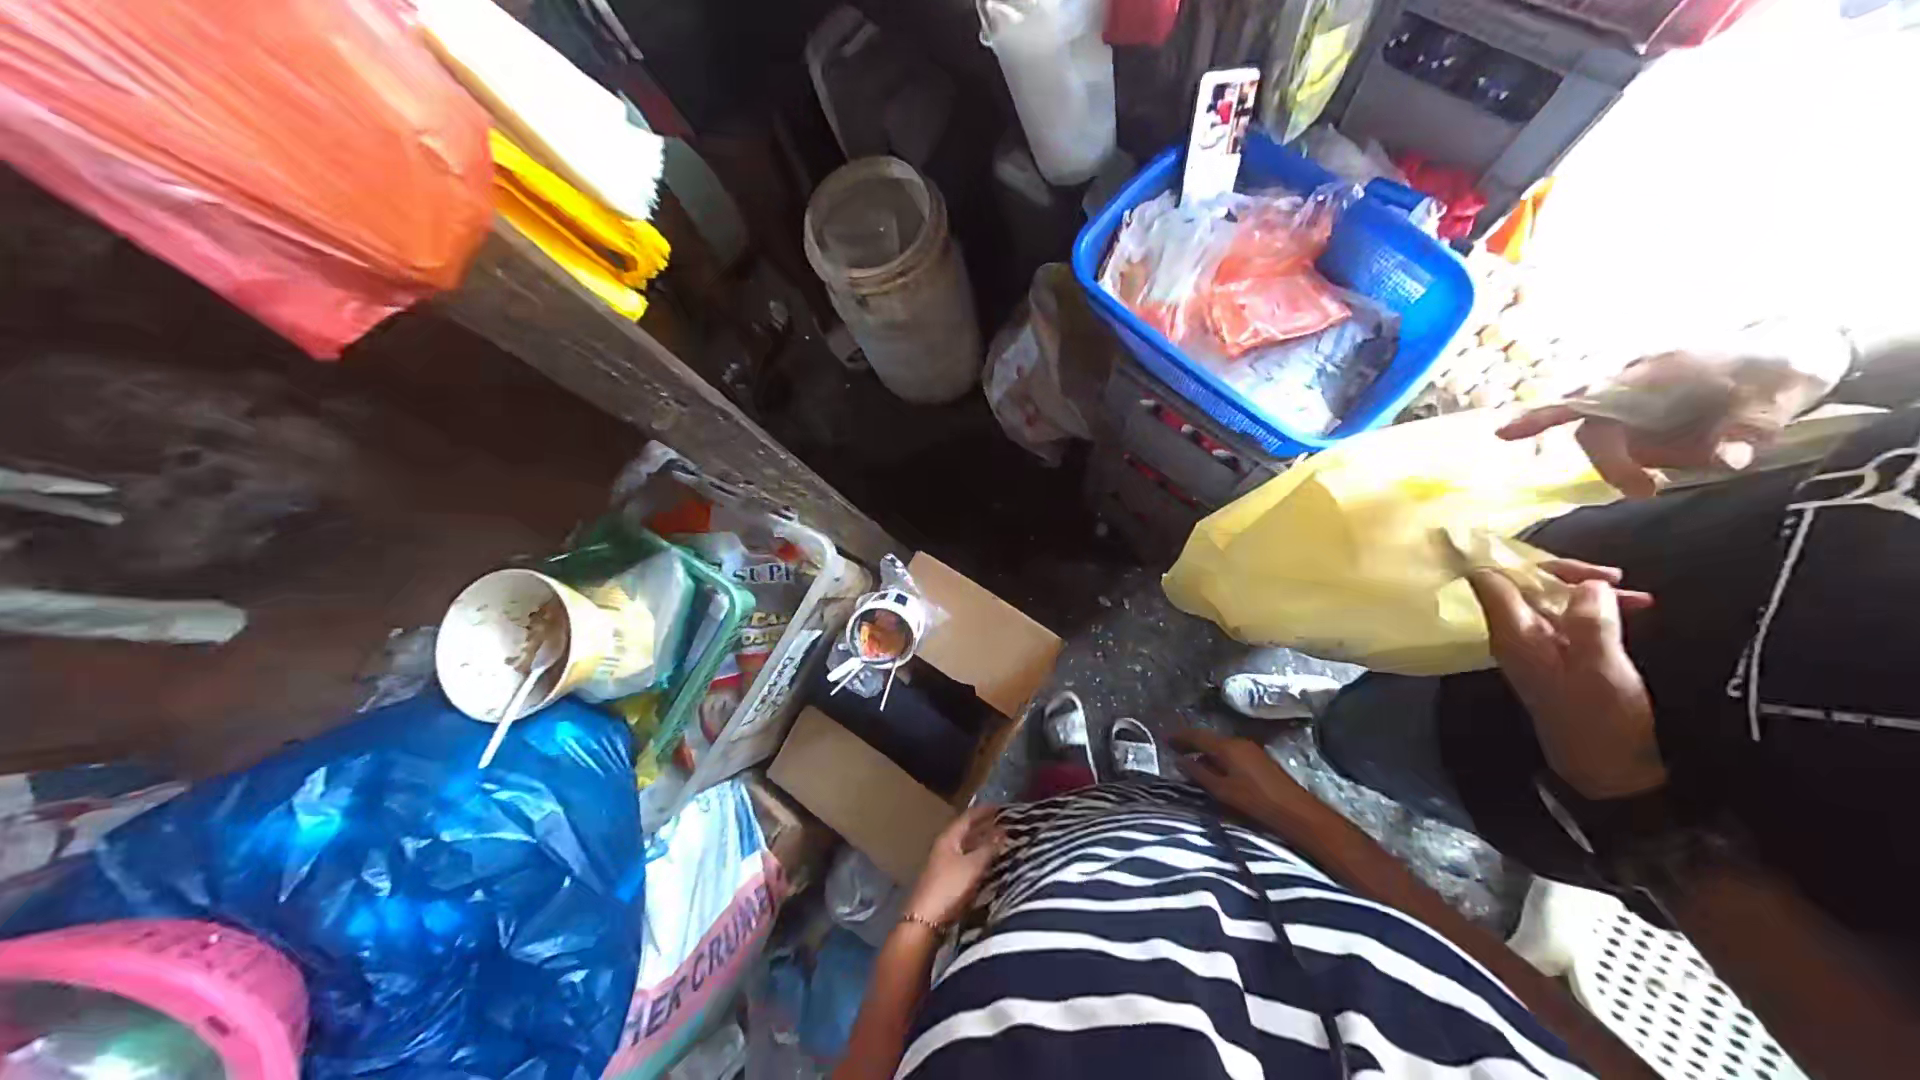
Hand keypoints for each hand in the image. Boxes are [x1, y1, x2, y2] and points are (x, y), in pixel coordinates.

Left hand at [904, 805, 1004, 926]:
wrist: (925, 921)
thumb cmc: (948, 887)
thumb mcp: (972, 866)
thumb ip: (988, 848)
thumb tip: (1003, 831)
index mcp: (948, 838)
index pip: (968, 817)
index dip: (984, 810)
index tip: (1002, 806)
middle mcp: (946, 846)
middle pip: (968, 830)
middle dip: (986, 825)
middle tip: (1007, 822)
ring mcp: (946, 863)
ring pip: (968, 846)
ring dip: (984, 841)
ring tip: (1004, 839)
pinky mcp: (948, 879)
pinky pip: (968, 860)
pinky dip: (980, 856)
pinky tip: (992, 861)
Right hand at [1172, 729, 1335, 840]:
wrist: (1295, 811)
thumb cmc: (1255, 801)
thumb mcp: (1222, 790)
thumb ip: (1199, 774)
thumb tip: (1180, 760)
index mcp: (1227, 747)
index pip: (1197, 736)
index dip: (1180, 737)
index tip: (1164, 738)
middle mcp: (1238, 742)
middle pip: (1209, 738)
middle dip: (1190, 742)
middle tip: (1173, 748)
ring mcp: (1250, 749)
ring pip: (1220, 745)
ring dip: (1204, 750)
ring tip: (1189, 759)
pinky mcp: (1258, 759)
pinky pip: (1230, 752)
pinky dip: (1216, 756)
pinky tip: (1212, 768)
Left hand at [1468, 563, 1666, 799]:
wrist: (1607, 766)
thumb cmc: (1601, 717)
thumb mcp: (1602, 665)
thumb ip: (1590, 619)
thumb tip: (1587, 584)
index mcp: (1512, 632)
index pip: (1489, 579)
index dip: (1499, 555)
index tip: (1517, 533)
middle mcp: (1514, 633)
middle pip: (1522, 584)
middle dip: (1563, 572)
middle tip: (1616, 575)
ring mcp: (1533, 643)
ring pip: (1549, 599)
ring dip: (1587, 590)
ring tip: (1637, 594)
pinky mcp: (1555, 654)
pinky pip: (1565, 618)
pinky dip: (1594, 609)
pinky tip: (1633, 607)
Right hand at [1498, 346, 1832, 497]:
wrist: (1797, 352)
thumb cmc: (1780, 368)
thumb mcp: (1780, 397)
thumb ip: (1750, 429)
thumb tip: (1727, 462)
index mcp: (1651, 374)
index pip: (1584, 399)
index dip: (1539, 417)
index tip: (1503, 434)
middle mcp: (1628, 390)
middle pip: (1594, 434)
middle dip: (1618, 465)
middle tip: (1647, 491)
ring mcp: (1631, 407)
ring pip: (1618, 445)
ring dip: (1655, 461)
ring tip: (1715, 453)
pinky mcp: (1640, 423)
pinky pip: (1634, 448)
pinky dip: (1655, 459)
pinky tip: (1700, 449)